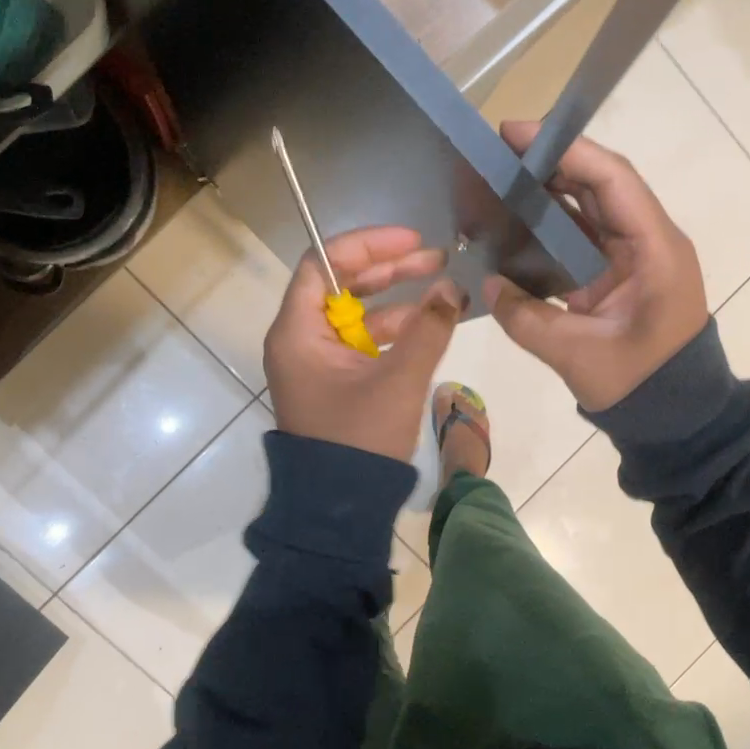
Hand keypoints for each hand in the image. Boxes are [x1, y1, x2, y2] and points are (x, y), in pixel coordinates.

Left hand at [264, 226, 465, 462]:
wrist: (340, 507)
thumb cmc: (360, 439)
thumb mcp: (399, 381)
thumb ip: (428, 330)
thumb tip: (452, 289)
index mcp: (297, 333)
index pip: (323, 265)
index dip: (367, 246)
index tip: (411, 240)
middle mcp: (298, 341)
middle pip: (340, 285)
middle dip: (388, 270)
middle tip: (435, 258)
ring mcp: (315, 363)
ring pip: (354, 314)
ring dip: (396, 300)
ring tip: (443, 292)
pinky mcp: (332, 383)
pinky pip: (360, 344)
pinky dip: (391, 332)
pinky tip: (428, 327)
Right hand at [485, 122, 708, 411]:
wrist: (676, 417)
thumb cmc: (640, 385)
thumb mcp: (579, 355)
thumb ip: (528, 319)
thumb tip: (489, 285)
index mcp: (654, 250)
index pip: (612, 180)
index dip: (566, 151)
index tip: (516, 136)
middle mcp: (648, 242)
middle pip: (600, 185)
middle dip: (551, 164)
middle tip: (497, 155)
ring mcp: (634, 259)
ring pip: (591, 209)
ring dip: (550, 193)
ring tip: (499, 182)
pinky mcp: (619, 277)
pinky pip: (584, 239)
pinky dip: (552, 228)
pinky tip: (516, 225)